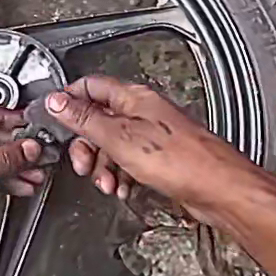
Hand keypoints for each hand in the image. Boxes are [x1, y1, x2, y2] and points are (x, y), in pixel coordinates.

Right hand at [43, 76, 270, 226]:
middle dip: (86, 144)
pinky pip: (128, 163)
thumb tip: (57, 101)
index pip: (90, 86)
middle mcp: (142, 112)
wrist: (218, 189)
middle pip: (98, 120)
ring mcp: (152, 135)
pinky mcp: (159, 158)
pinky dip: (120, 176)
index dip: (69, 101)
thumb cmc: (181, 160)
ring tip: (106, 182)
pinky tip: (123, 188)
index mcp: (133, 98)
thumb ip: (84, 119)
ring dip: (103, 165)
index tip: (56, 120)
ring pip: (112, 144)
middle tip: (83, 162)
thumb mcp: (118, 137)